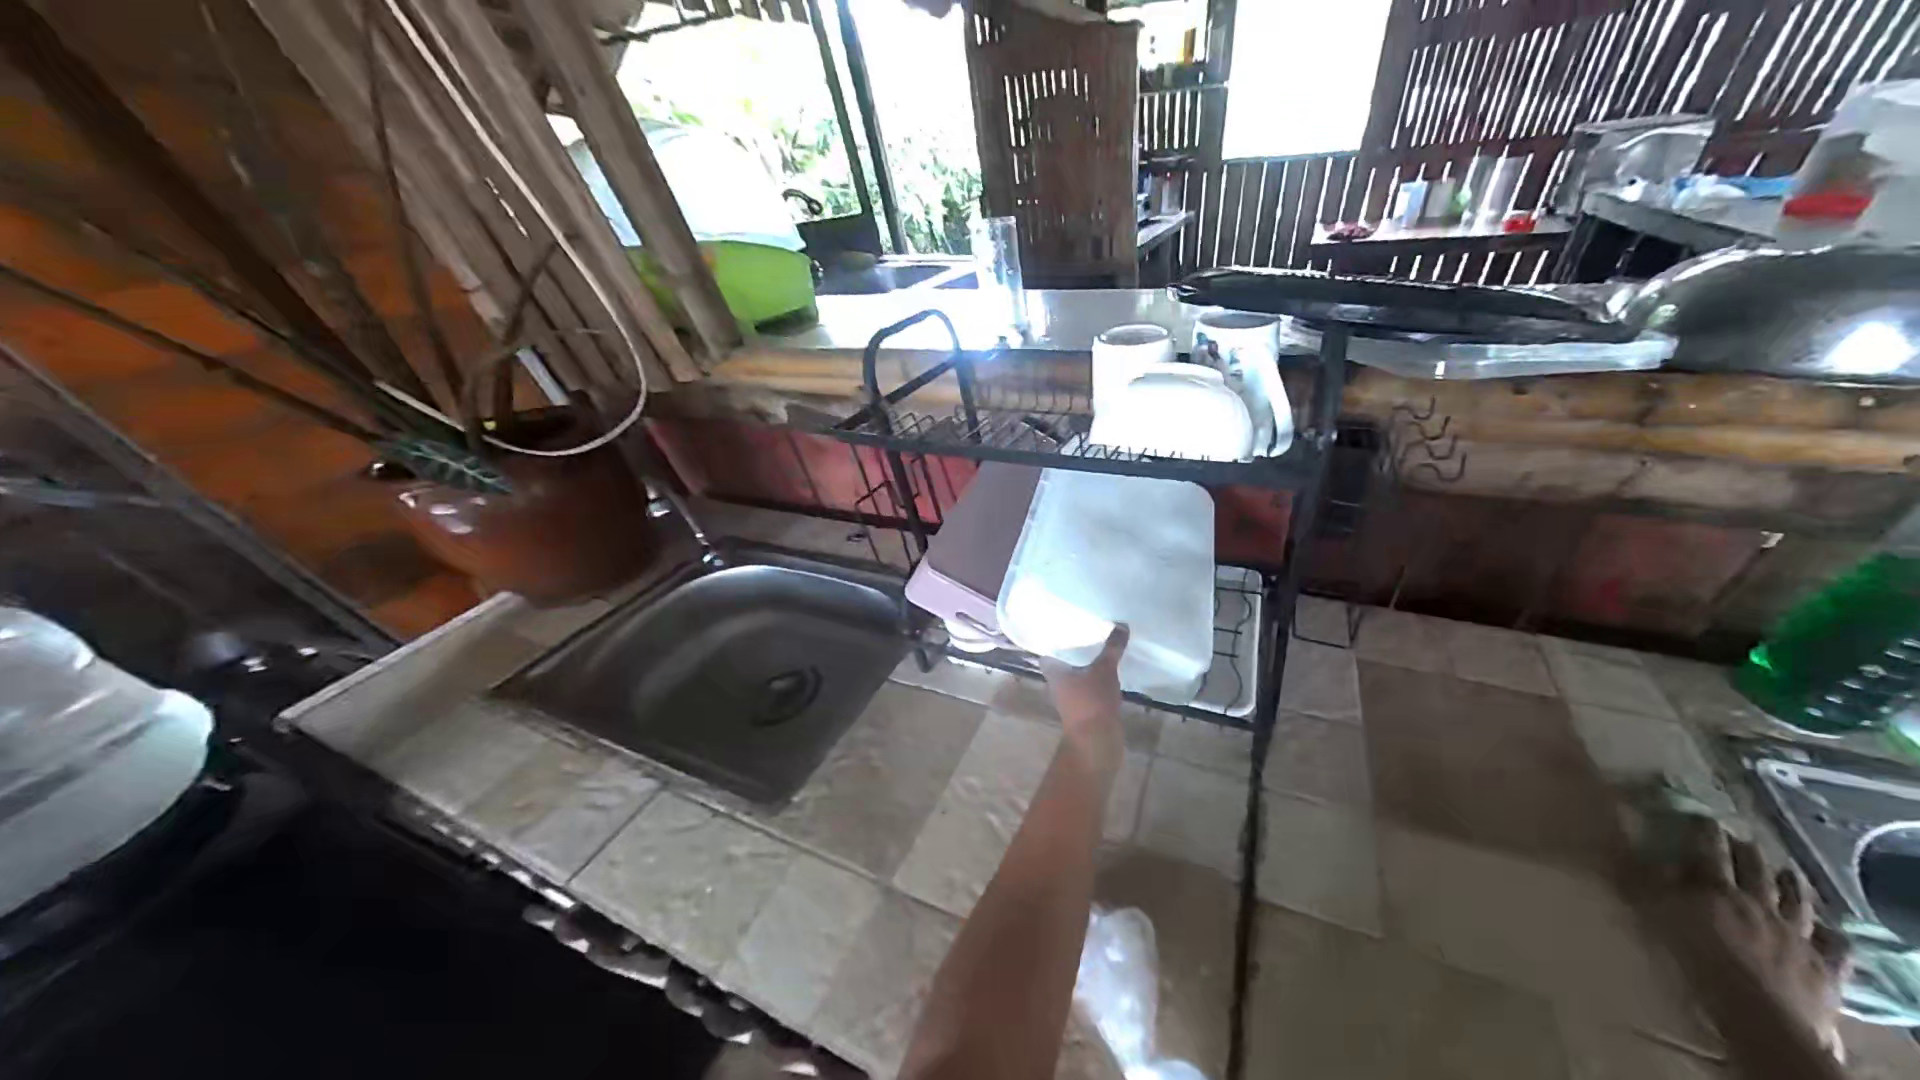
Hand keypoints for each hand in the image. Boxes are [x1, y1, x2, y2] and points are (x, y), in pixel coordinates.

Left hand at [1039, 625, 1127, 778]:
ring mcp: (1070, 695)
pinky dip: (1098, 674)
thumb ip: (1112, 647)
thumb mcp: (1104, 670)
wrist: (1096, 741)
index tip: (1070, 621)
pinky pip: (1090, 683)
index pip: (1050, 647)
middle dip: (1077, 646)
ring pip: (1078, 671)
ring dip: (1089, 660)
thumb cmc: (1092, 702)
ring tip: (1103, 641)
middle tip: (1091, 627)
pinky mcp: (1084, 705)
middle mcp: (1057, 681)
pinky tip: (1110, 665)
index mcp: (1052, 669)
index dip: (1057, 635)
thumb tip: (1121, 625)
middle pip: (1065, 659)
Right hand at [1654, 817, 1850, 1058]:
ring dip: (1791, 882)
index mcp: (1714, 889)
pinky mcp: (1823, 964)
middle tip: (1743, 839)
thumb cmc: (1694, 958)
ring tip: (1787, 869)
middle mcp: (1757, 902)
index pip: (1708, 850)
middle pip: (1755, 870)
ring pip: (1797, 900)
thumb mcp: (1655, 913)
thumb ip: (1643, 880)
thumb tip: (1631, 849)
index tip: (1702, 816)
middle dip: (1748, 851)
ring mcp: (1797, 933)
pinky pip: (1834, 944)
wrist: (1757, 1012)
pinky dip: (1833, 933)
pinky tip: (1831, 928)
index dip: (1705, 831)